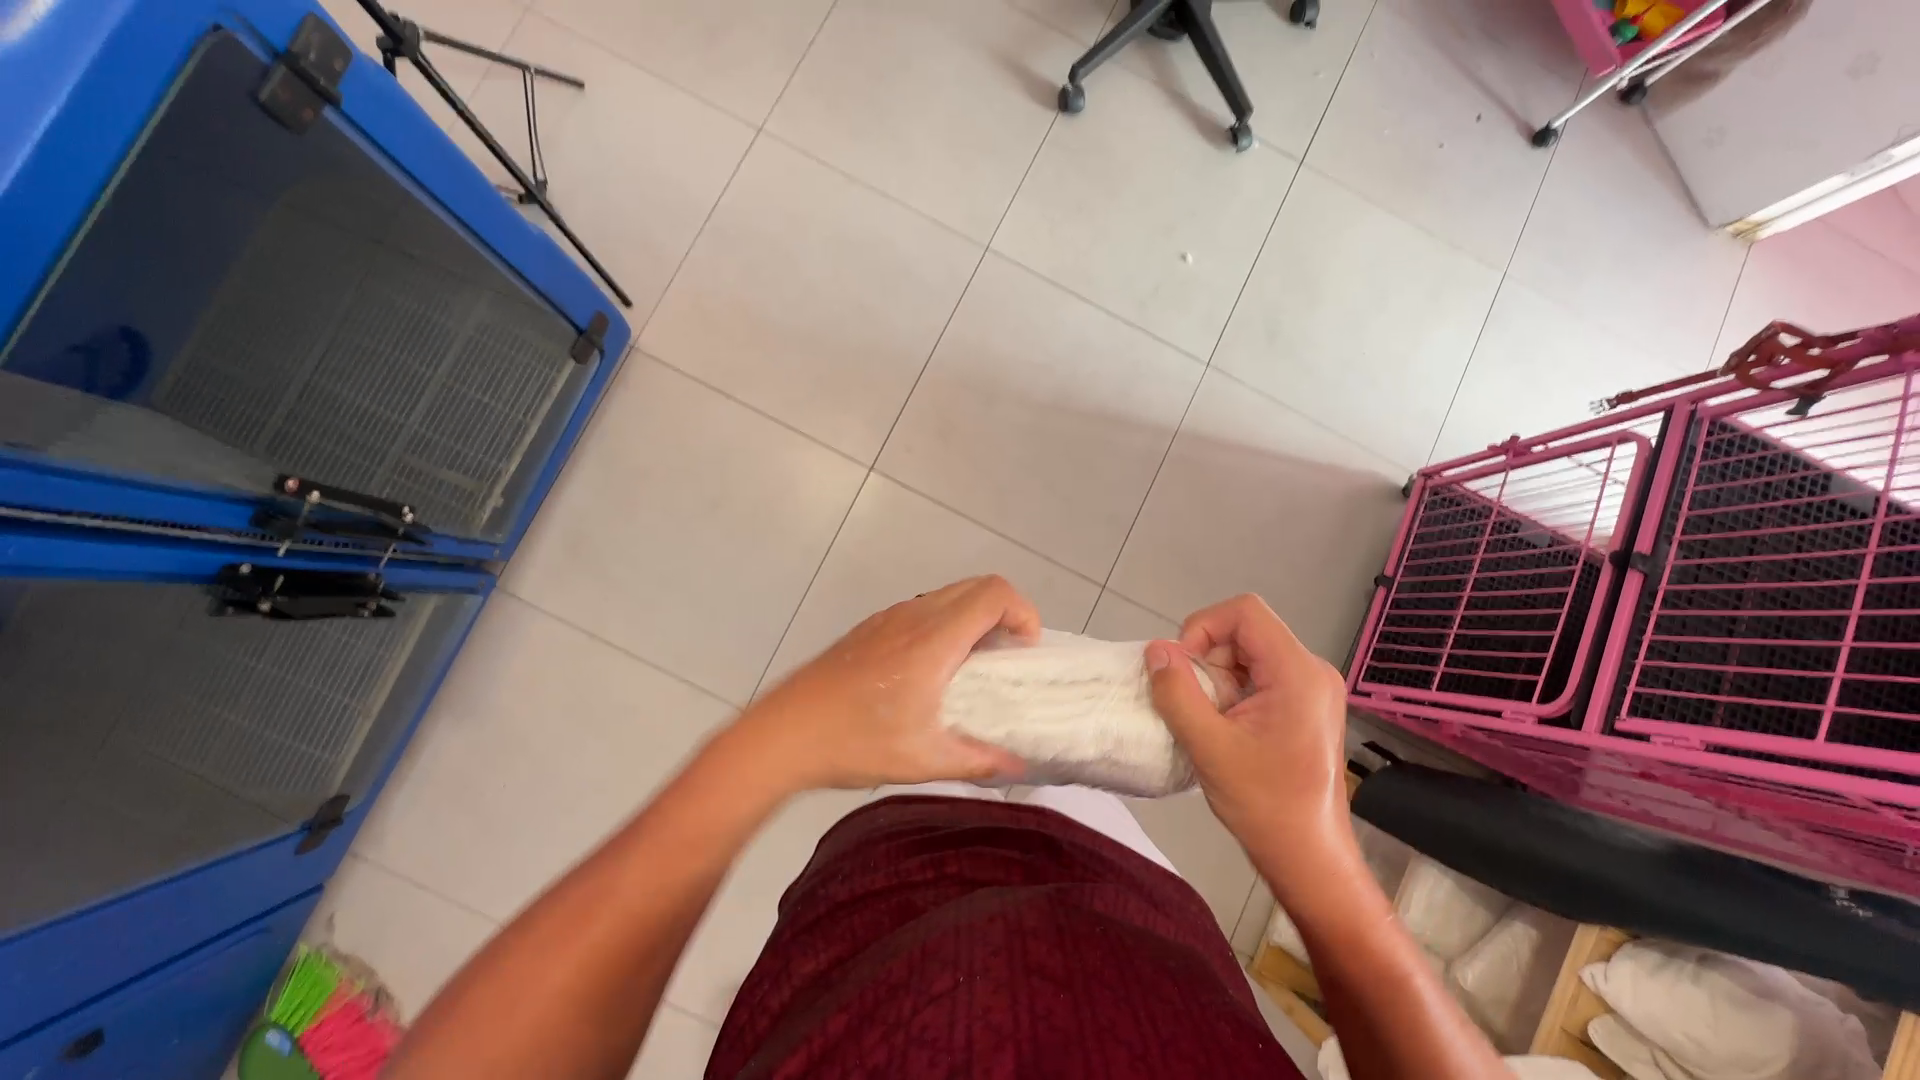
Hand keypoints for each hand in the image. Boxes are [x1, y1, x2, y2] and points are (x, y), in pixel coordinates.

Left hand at [733, 576, 1038, 792]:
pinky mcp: (869, 629)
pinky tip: (930, 674)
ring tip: (972, 669)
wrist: (782, 734)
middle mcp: (913, 616)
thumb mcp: (924, 759)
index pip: (994, 593)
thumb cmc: (855, 743)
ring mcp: (887, 618)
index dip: (1023, 612)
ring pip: (946, 596)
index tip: (1025, 651)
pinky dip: (944, 626)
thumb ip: (979, 759)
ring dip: (972, 619)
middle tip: (1007, 660)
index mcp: (933, 640)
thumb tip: (1020, 765)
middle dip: (1004, 614)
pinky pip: (921, 611)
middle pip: (975, 587)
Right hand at [1145, 595, 1355, 887]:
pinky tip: (1226, 727)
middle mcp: (1312, 671)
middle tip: (1194, 701)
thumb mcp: (1209, 747)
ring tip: (1209, 719)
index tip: (1182, 667)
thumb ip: (1177, 692)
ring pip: (1250, 654)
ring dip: (1218, 677)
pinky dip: (1233, 691)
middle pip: (1247, 631)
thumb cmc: (1264, 803)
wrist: (1309, 855)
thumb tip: (1155, 650)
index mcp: (1298, 672)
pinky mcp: (1307, 707)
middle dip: (1209, 657)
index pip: (1244, 612)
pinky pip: (1261, 676)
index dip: (1202, 627)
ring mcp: (1313, 689)